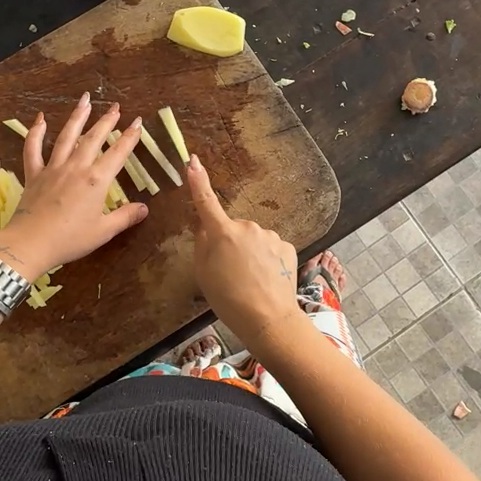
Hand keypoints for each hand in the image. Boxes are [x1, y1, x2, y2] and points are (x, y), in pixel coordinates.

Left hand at [0, 95, 148, 279]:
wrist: (30, 243)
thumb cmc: (70, 239)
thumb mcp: (103, 231)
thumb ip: (125, 217)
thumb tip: (145, 208)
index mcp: (96, 180)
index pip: (118, 153)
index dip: (130, 137)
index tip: (138, 123)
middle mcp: (76, 167)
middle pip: (93, 138)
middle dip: (106, 121)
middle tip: (116, 107)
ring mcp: (53, 168)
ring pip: (66, 136)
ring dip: (77, 117)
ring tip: (85, 100)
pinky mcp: (34, 174)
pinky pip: (33, 149)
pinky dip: (36, 133)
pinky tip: (40, 119)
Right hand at [185, 155, 299, 341]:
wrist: (269, 319)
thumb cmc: (228, 299)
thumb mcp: (203, 274)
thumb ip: (202, 245)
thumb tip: (206, 228)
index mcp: (222, 232)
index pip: (206, 201)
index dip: (197, 181)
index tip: (192, 161)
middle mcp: (247, 227)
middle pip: (233, 230)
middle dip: (230, 245)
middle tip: (230, 274)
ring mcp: (270, 235)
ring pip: (254, 240)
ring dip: (251, 254)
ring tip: (250, 282)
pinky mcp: (287, 246)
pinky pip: (271, 249)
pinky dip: (267, 261)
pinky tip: (266, 281)